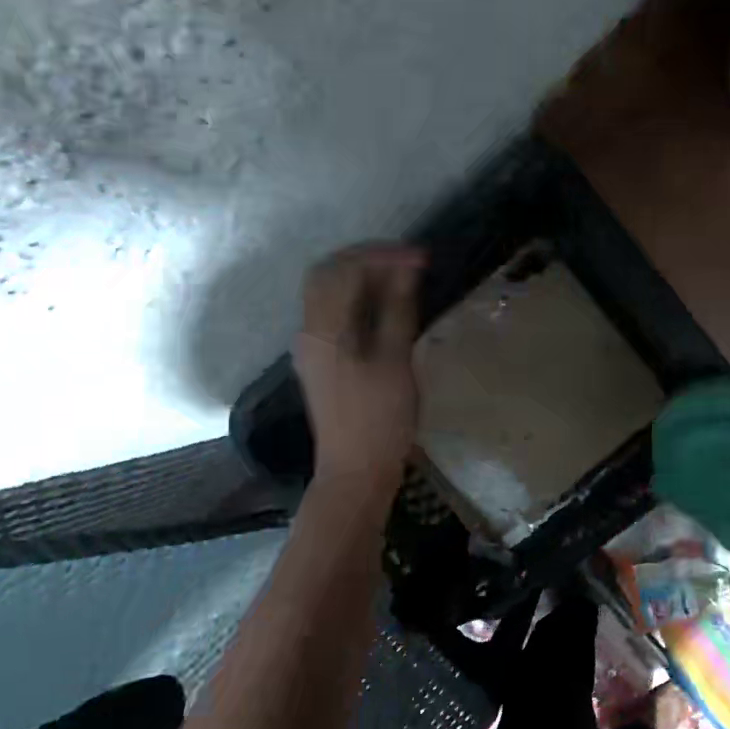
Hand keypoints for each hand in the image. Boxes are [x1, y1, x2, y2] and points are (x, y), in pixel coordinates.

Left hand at [292, 243, 424, 492]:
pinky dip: (358, 301)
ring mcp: (311, 348)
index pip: (344, 269)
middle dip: (366, 259)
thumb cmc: (379, 422)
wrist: (355, 473)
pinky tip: (385, 308)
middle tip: (406, 261)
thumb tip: (405, 272)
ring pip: (328, 294)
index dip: (382, 255)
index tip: (420, 257)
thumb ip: (398, 313)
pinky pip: (333, 315)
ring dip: (361, 278)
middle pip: (327, 274)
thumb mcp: (395, 364)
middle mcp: (309, 331)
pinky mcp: (321, 363)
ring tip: (400, 279)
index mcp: (324, 329)